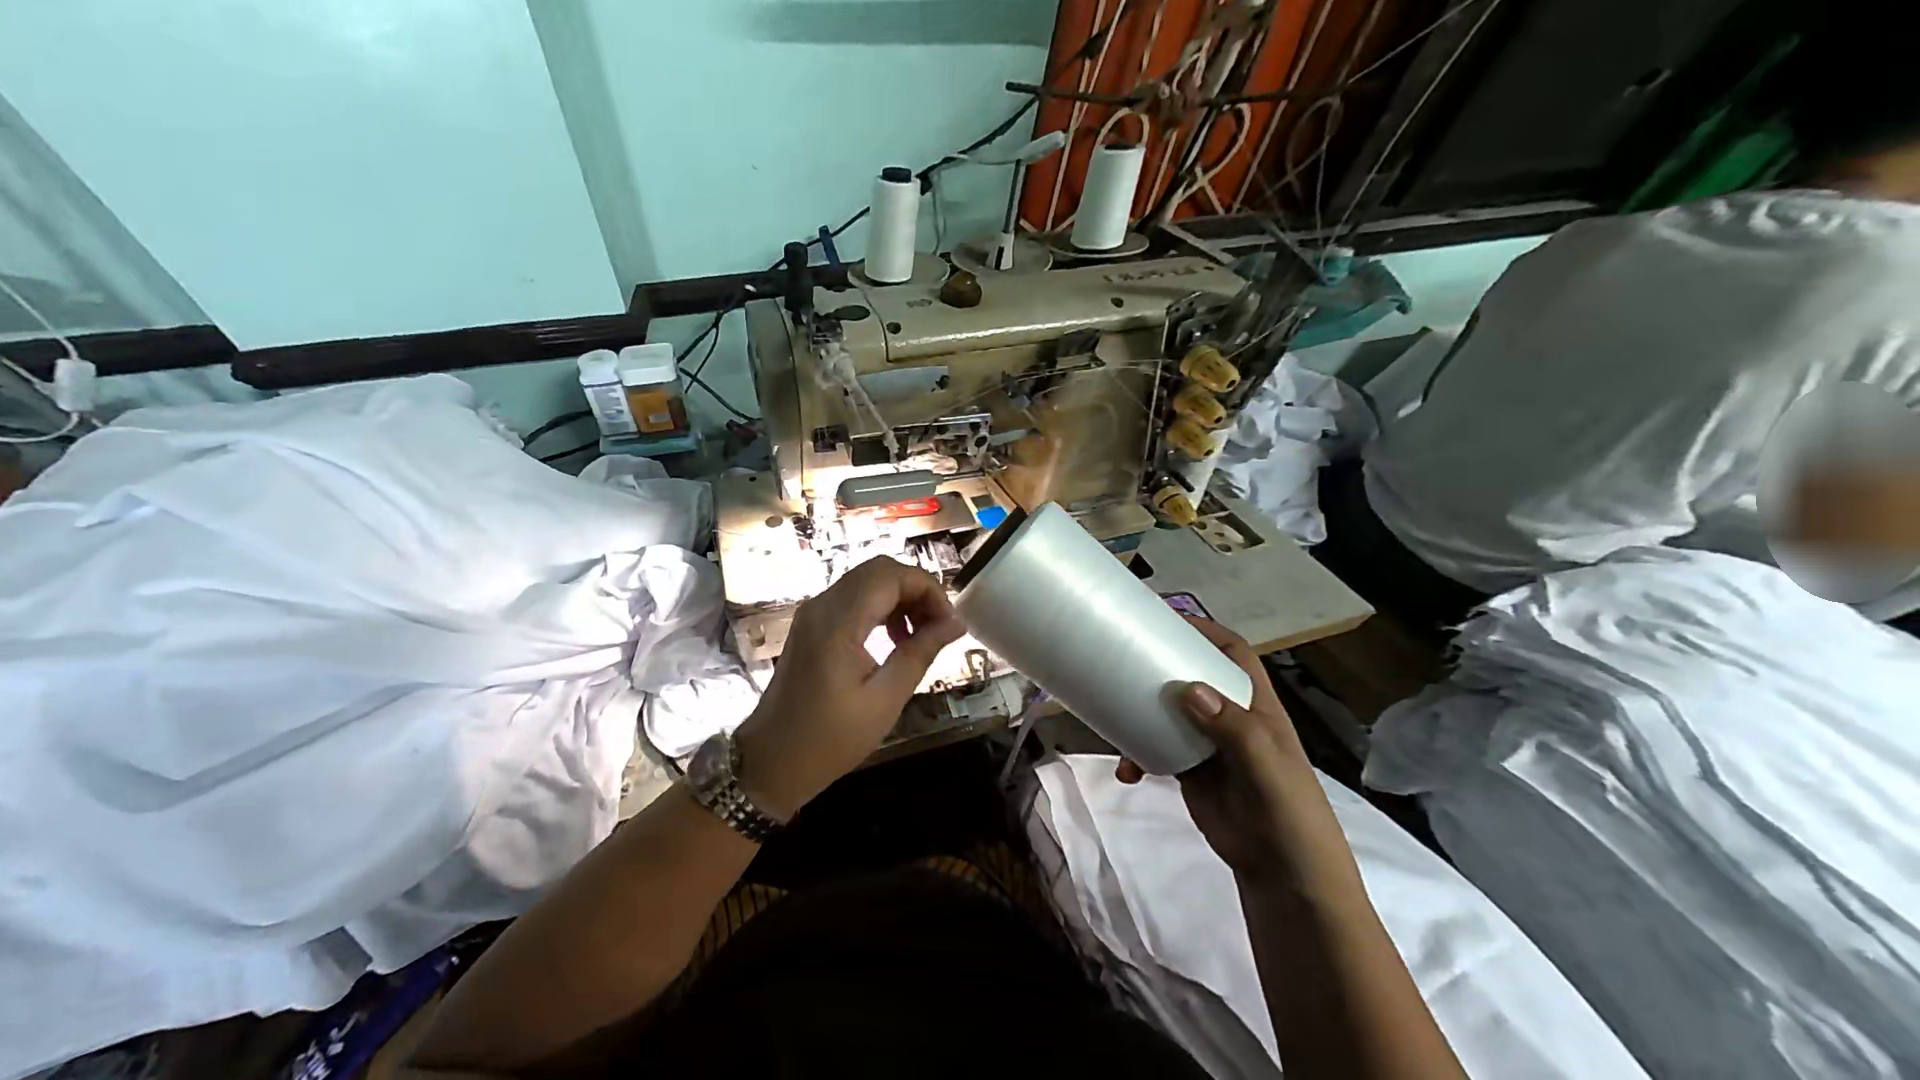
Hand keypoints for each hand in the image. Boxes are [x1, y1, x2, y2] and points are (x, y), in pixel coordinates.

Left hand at [734, 556, 965, 819]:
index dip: (928, 589)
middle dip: (916, 590)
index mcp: (838, 623)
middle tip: (938, 627)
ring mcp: (812, 613)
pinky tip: (894, 640)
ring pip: (867, 581)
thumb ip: (920, 653)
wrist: (771, 762)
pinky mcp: (811, 624)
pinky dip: (880, 607)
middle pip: (879, 570)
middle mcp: (822, 606)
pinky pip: (853, 598)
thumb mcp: (885, 700)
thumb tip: (956, 623)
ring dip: (900, 598)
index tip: (949, 622)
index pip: (891, 576)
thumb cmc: (830, 739)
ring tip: (920, 637)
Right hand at [1117, 616, 1329, 879]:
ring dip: (1141, 712)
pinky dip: (1138, 756)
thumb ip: (1233, 728)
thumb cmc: (1287, 813)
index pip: (1233, 653)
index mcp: (1254, 706)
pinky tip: (1127, 772)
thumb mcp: (1266, 767)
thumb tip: (1188, 688)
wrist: (1283, 874)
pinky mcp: (1189, 771)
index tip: (1168, 621)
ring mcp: (1207, 744)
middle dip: (1162, 666)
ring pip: (1168, 712)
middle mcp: (1229, 717)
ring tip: (1113, 717)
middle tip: (1124, 656)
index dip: (1206, 632)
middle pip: (1193, 675)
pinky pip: (1155, 750)